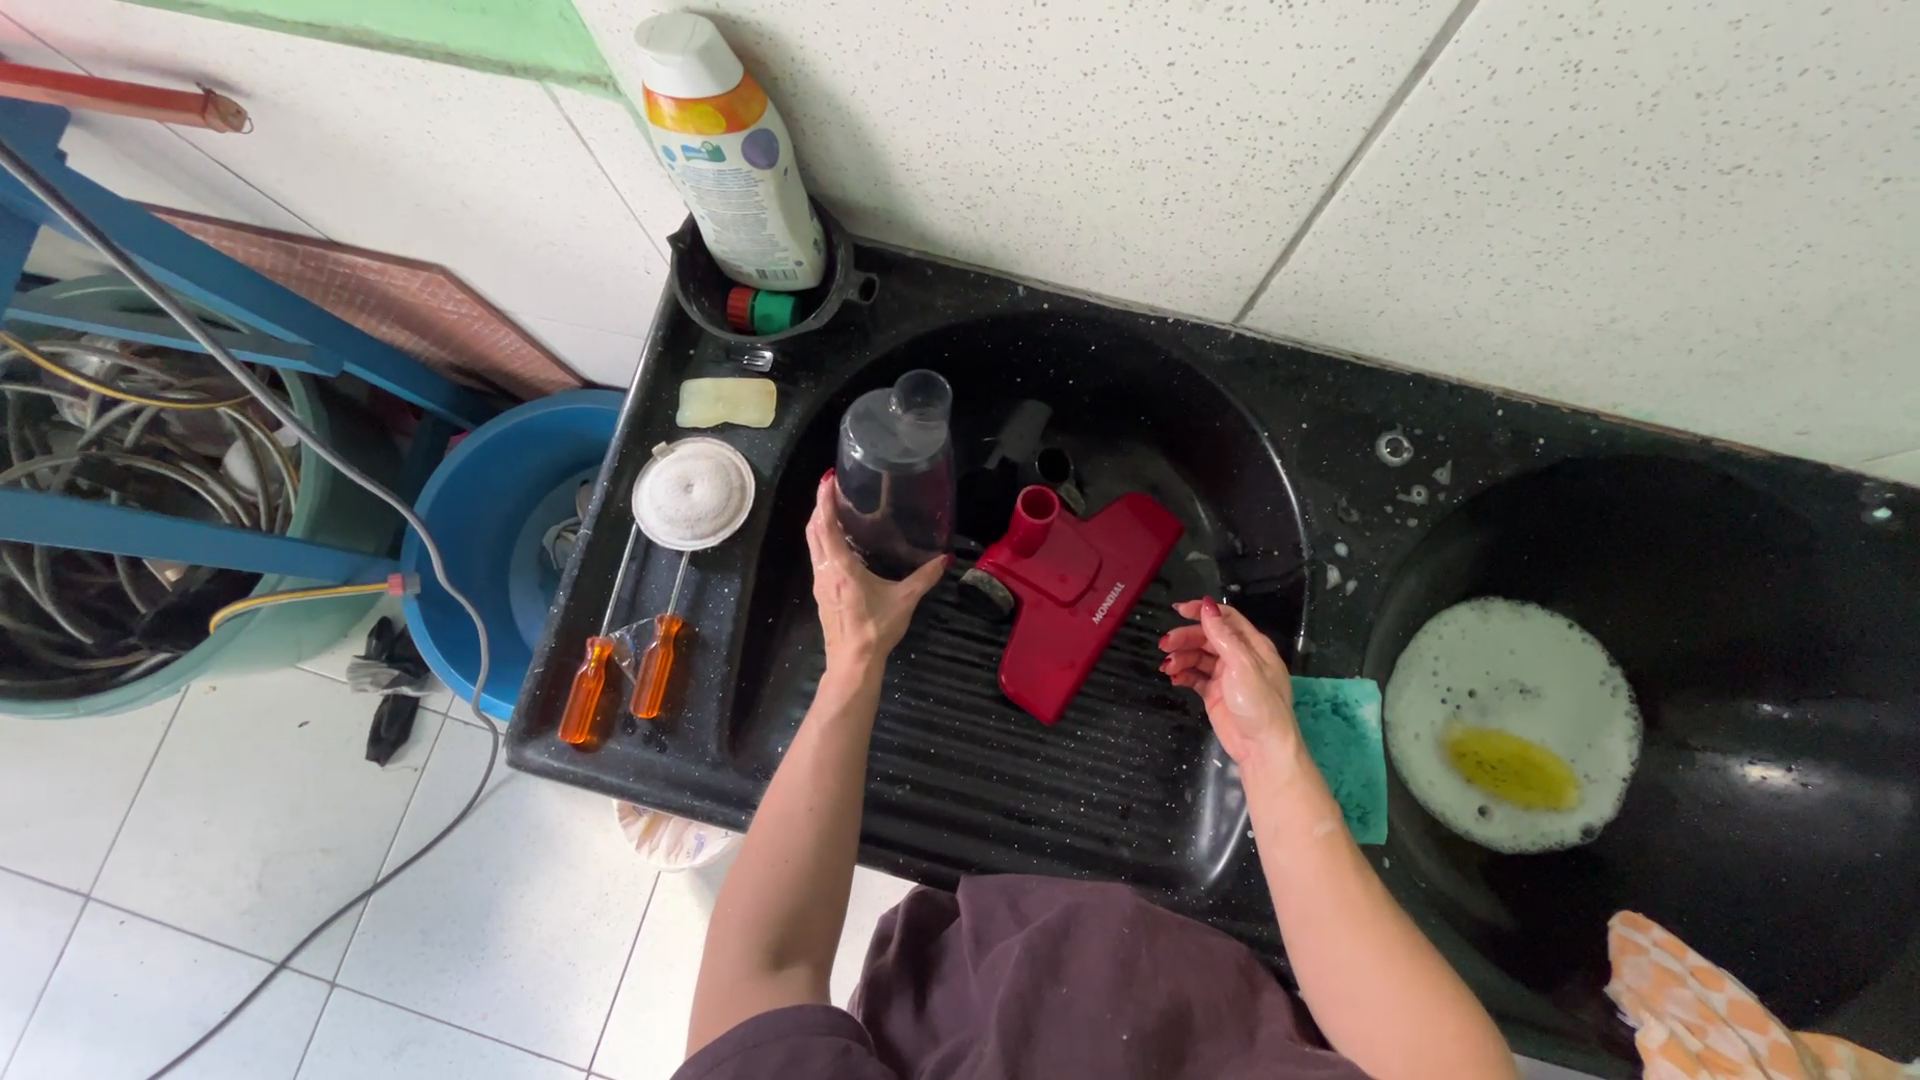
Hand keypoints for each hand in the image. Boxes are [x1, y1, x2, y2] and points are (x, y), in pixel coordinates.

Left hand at [806, 472, 946, 670]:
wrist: (853, 662)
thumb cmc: (875, 628)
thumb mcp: (904, 600)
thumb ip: (924, 577)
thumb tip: (945, 559)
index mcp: (841, 567)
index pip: (826, 525)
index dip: (825, 500)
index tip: (827, 480)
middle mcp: (824, 570)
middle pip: (813, 530)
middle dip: (819, 506)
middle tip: (830, 488)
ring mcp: (819, 583)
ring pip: (812, 544)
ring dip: (819, 524)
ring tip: (832, 508)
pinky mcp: (821, 594)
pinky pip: (817, 558)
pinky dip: (822, 541)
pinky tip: (837, 542)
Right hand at [1159, 597, 1301, 767]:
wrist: (1263, 749)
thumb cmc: (1260, 705)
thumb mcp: (1243, 665)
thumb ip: (1223, 636)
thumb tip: (1207, 606)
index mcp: (1253, 646)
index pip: (1225, 618)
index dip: (1203, 612)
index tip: (1179, 611)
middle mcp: (1239, 657)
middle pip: (1207, 637)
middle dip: (1185, 638)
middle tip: (1165, 645)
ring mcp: (1226, 676)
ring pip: (1198, 657)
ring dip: (1181, 657)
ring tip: (1168, 666)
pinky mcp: (1214, 694)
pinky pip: (1194, 676)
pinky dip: (1183, 674)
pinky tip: (1174, 677)